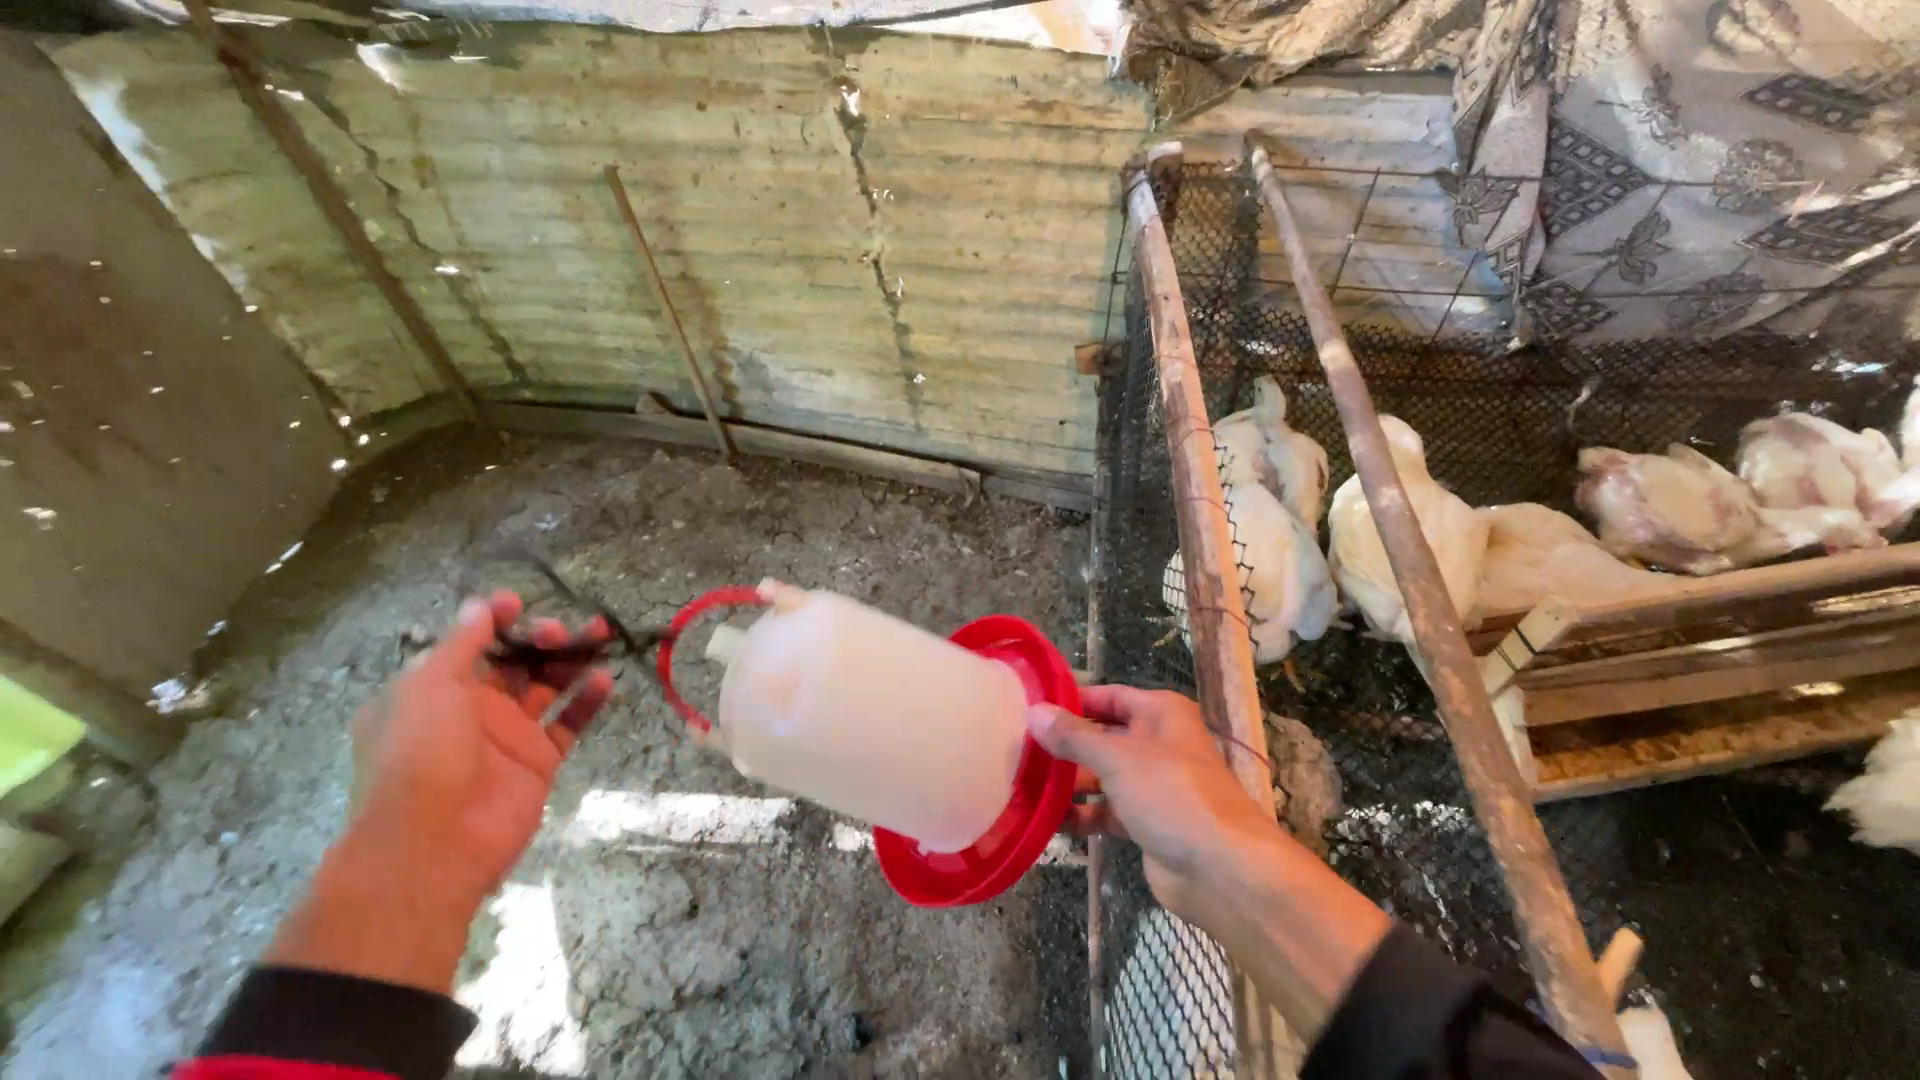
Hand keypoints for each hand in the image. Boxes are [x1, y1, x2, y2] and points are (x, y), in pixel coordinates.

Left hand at [348, 590, 614, 908]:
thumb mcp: (429, 686)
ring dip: (571, 659)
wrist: (433, 843)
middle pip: (514, 661)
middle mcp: (470, 709)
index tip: (518, 602)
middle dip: (539, 637)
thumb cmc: (420, 754)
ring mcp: (507, 736)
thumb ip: (462, 643)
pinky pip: (568, 723)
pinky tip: (604, 680)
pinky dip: (587, 700)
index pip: (470, 644)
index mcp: (431, 690)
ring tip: (599, 637)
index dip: (494, 620)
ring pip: (547, 686)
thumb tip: (481, 605)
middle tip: (560, 630)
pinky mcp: (539, 761)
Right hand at [1032, 686, 1391, 1041]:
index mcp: (1160, 714)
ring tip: (1021, 783)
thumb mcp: (1118, 758)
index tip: (1027, 705)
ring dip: (1067, 782)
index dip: (1071, 700)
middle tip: (1015, 747)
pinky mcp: (1145, 823)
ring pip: (1100, 775)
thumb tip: (1034, 712)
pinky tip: (1046, 820)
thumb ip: (1074, 736)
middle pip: (1101, 736)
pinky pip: (1105, 811)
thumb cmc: (1173, 796)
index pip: (1108, 696)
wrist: (1222, 870)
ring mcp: (1151, 785)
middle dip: (1063, 744)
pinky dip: (1080, 815)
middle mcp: (1156, 743)